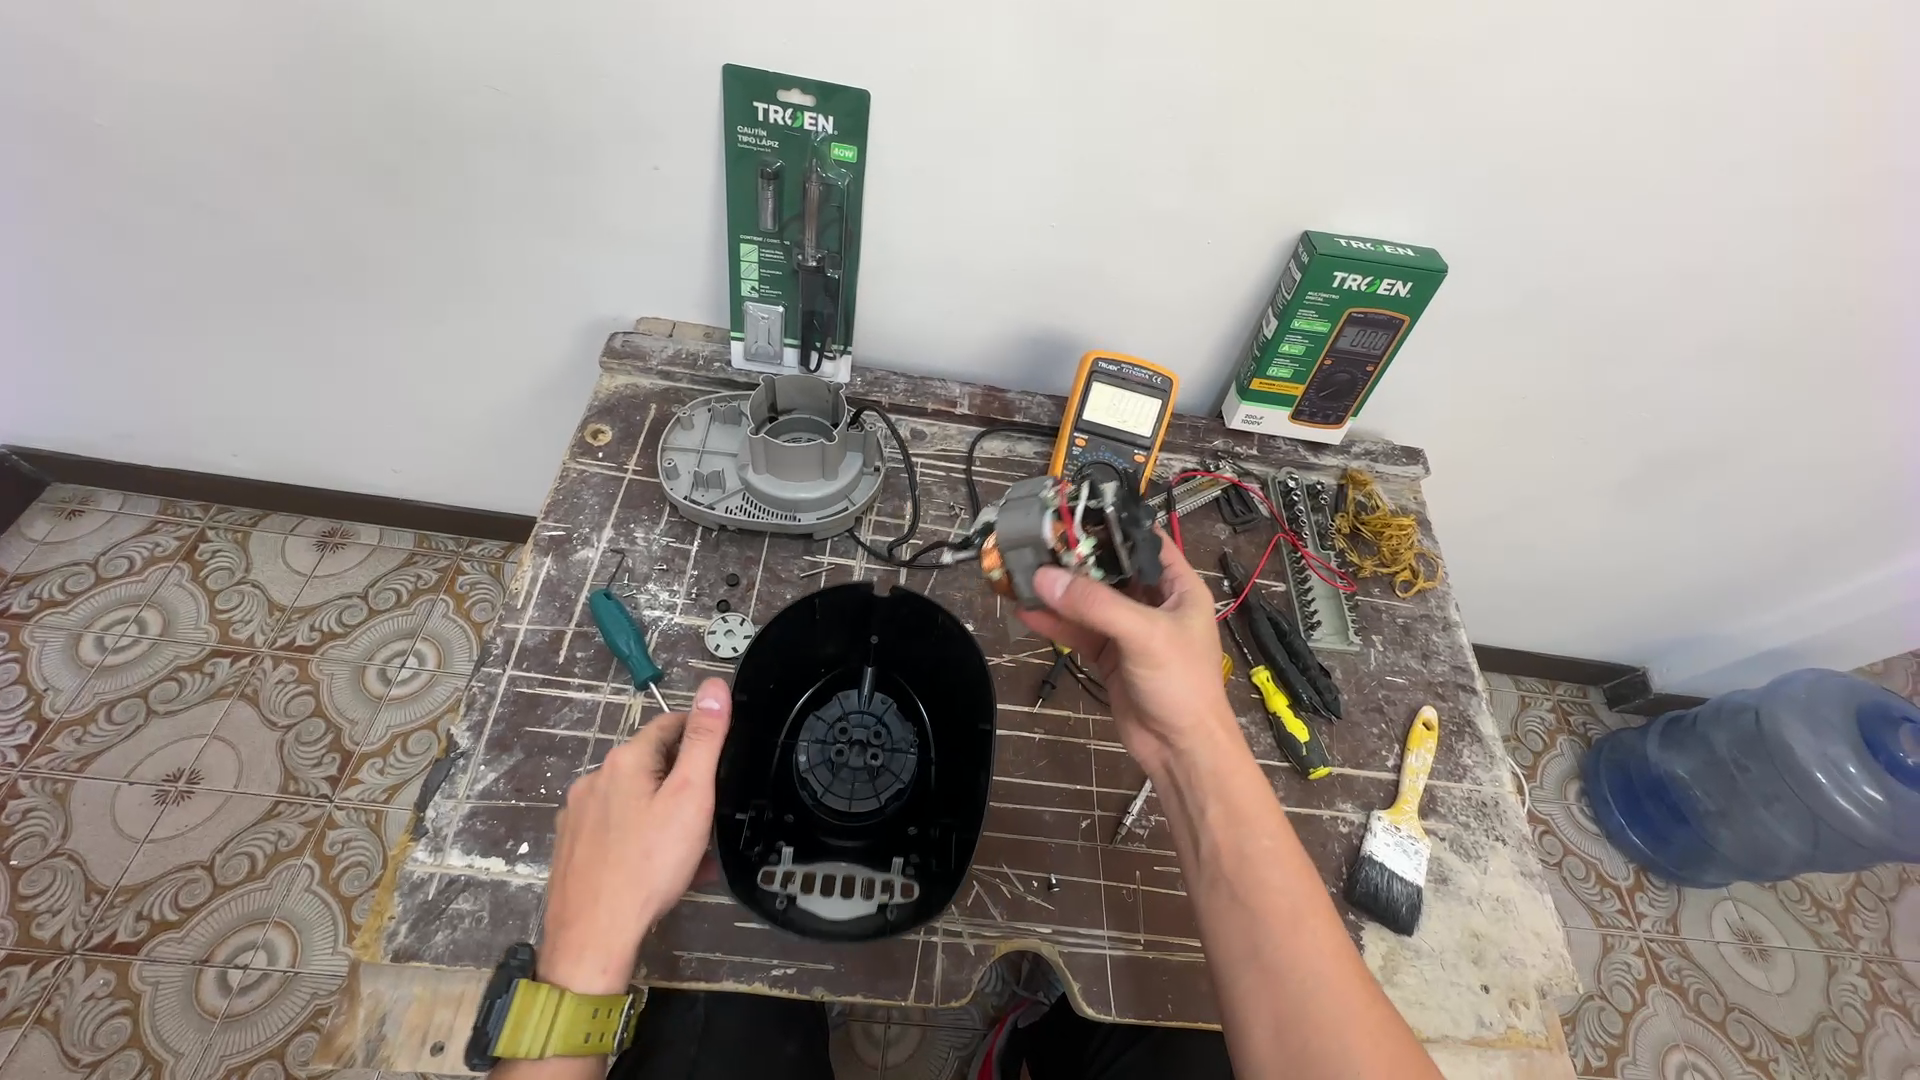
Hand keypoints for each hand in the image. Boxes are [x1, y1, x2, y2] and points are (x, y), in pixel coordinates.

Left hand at [537, 677, 731, 994]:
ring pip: (633, 797)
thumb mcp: (691, 796)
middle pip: (650, 762)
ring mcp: (577, 815)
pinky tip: (659, 866)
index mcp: (625, 760)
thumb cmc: (650, 863)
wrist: (593, 939)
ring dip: (663, 810)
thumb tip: (714, 684)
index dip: (700, 736)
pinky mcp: (570, 847)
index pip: (669, 725)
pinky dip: (641, 835)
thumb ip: (705, 739)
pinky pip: (616, 828)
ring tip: (691, 845)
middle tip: (712, 809)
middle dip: (683, 778)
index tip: (721, 760)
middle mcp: (594, 779)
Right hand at [1017, 536, 1240, 779]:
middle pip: (1108, 569)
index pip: (1143, 542)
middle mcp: (1152, 602)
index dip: (1112, 525)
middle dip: (1073, 558)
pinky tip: (1026, 610)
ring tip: (1020, 572)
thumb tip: (1043, 577)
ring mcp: (1127, 629)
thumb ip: (1094, 605)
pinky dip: (1054, 621)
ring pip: (1087, 600)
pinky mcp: (1108, 655)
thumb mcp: (1143, 634)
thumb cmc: (1181, 683)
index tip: (1073, 512)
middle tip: (1035, 541)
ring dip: (1057, 590)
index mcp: (1176, 586)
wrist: (1181, 749)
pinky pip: (1077, 630)